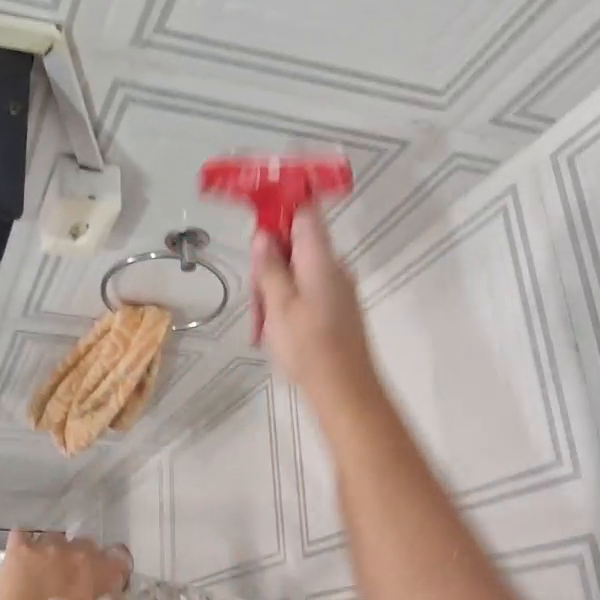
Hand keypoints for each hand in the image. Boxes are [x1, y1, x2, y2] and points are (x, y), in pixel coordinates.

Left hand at [0, 530, 131, 599]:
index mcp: (105, 575)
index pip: (121, 557)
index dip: (114, 571)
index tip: (106, 587)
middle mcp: (80, 552)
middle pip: (88, 546)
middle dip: (82, 562)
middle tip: (71, 586)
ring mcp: (48, 547)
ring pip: (57, 539)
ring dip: (54, 554)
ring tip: (42, 576)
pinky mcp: (19, 548)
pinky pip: (24, 535)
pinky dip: (24, 546)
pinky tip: (20, 563)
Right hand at [253, 208, 381, 411]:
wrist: (344, 389)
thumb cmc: (307, 345)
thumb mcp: (278, 304)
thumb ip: (269, 267)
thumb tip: (263, 236)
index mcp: (320, 258)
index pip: (304, 213)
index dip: (279, 210)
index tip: (256, 225)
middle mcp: (334, 267)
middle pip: (297, 245)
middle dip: (270, 263)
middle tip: (255, 297)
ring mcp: (339, 289)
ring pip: (298, 273)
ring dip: (275, 289)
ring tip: (262, 325)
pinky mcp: (338, 309)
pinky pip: (307, 293)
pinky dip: (287, 305)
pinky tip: (276, 332)